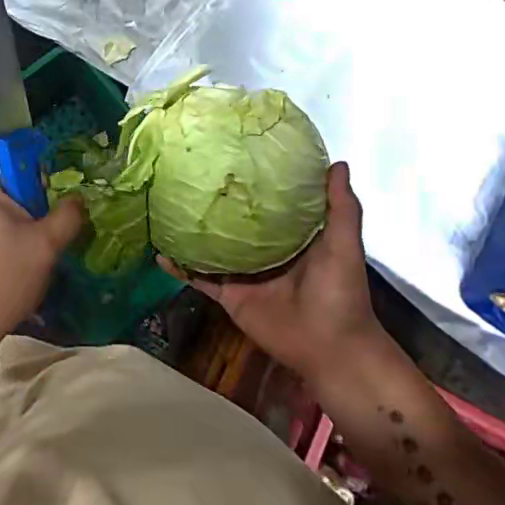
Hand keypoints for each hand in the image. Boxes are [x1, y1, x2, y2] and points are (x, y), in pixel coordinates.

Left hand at [0, 150, 85, 365]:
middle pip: (3, 174)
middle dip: (32, 185)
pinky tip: (27, 246)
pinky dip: (10, 224)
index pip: (2, 148)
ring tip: (47, 226)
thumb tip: (79, 199)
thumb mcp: (46, 244)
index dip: (30, 150)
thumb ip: (68, 214)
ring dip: (24, 208)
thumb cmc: (4, 276)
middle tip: (59, 201)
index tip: (56, 166)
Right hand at [165, 162, 382, 382]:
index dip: (253, 184)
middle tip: (190, 177)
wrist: (330, 347)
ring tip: (165, 209)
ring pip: (211, 248)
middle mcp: (263, 251)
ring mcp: (244, 274)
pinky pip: (199, 279)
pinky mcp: (230, 295)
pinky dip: (180, 269)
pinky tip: (159, 254)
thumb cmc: (339, 291)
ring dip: (191, 233)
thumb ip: (340, 208)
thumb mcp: (344, 244)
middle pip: (234, 224)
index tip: (234, 156)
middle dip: (215, 205)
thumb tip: (337, 162)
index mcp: (292, 237)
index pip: (268, 204)